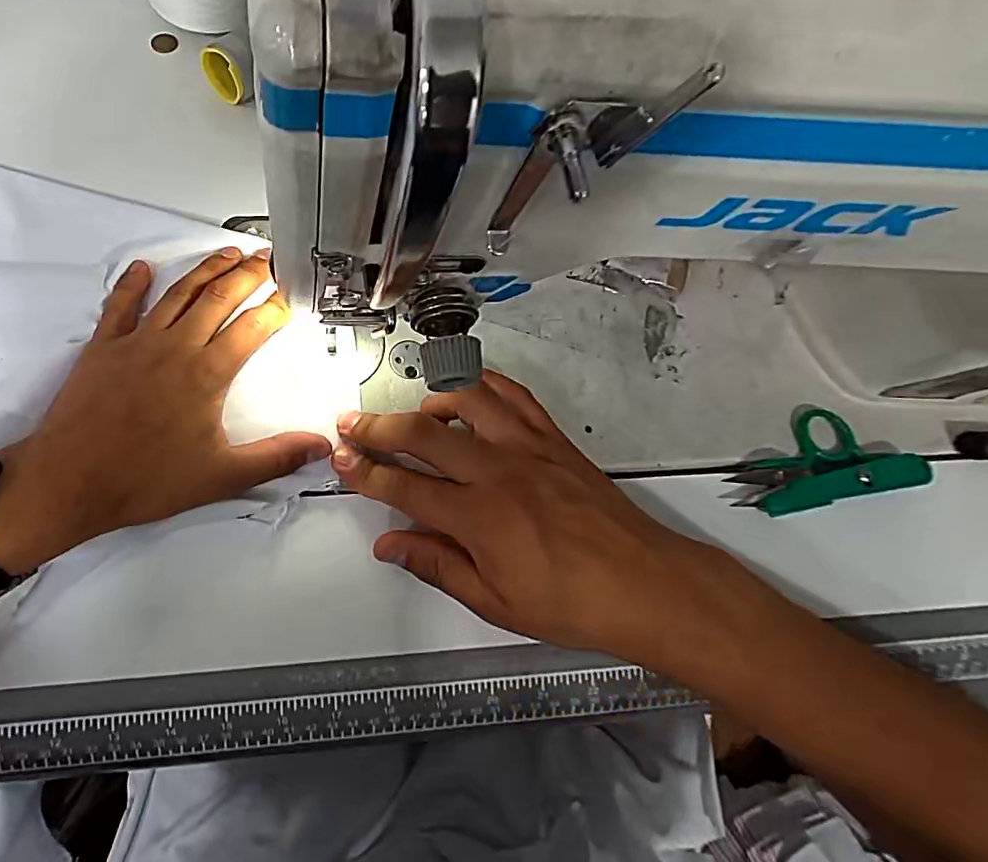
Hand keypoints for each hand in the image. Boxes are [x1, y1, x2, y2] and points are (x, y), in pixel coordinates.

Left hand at [0, 248, 332, 572]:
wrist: (70, 482)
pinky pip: (121, 305)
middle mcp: (174, 350)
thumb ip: (275, 457)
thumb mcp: (221, 476)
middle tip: (265, 259)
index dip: (277, 307)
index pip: (253, 327)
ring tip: (226, 255)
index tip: (289, 298)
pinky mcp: (104, 348)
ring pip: (178, 293)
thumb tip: (314, 447)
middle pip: (219, 297)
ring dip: (206, 269)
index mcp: (205, 375)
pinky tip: (141, 269)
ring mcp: (137, 344)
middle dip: (248, 273)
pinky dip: (132, 284)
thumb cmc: (138, 479)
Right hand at [331, 371, 800, 686]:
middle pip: (423, 434)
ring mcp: (528, 447)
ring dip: (429, 399)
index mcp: (480, 519)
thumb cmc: (573, 603)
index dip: (365, 472)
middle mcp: (499, 472)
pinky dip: (484, 384)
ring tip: (414, 415)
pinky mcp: (553, 438)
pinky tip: (469, 392)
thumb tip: (389, 546)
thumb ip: (436, 564)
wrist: (647, 586)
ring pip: (466, 399)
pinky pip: (514, 395)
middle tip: (351, 422)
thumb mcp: (495, 601)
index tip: (340, 459)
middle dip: (377, 427)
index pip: (405, 487)